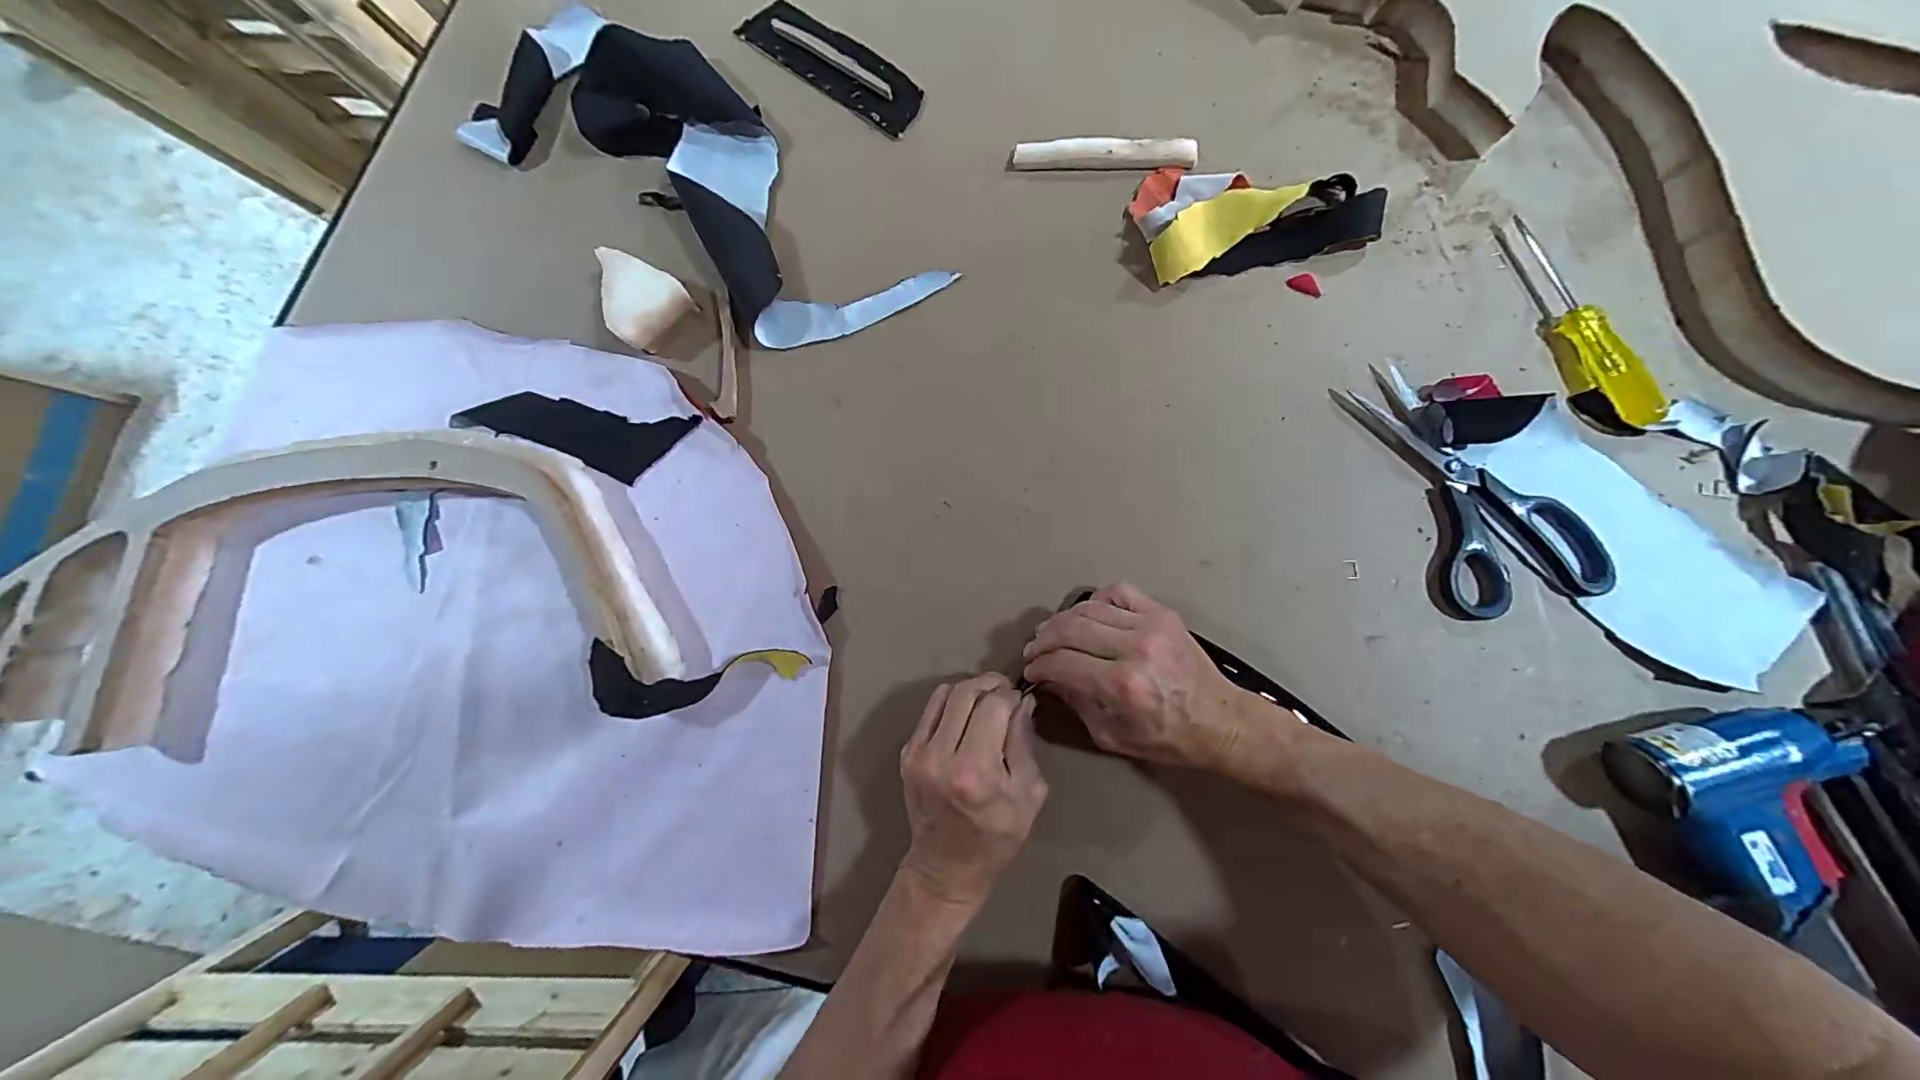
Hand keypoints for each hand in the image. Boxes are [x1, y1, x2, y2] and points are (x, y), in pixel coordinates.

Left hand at [898, 673, 1048, 908]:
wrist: (946, 866)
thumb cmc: (997, 836)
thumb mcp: (1029, 795)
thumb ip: (1024, 743)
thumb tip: (1022, 702)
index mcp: (977, 772)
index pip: (994, 706)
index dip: (1011, 695)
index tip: (1021, 700)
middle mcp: (942, 757)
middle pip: (967, 693)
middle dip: (991, 684)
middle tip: (1005, 690)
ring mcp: (919, 754)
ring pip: (945, 694)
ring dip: (969, 689)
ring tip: (986, 700)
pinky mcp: (907, 754)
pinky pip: (929, 710)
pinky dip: (950, 703)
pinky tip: (964, 716)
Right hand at [1022, 582, 1252, 769]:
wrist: (1221, 722)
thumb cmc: (1168, 738)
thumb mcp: (1112, 736)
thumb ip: (1077, 704)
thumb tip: (1050, 678)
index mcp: (1122, 685)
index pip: (1061, 662)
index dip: (1039, 665)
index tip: (1031, 670)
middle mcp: (1135, 649)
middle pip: (1069, 630)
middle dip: (1043, 640)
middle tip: (1035, 650)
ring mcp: (1151, 626)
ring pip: (1089, 608)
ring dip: (1062, 620)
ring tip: (1053, 632)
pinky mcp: (1163, 614)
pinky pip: (1119, 593)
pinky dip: (1097, 600)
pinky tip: (1089, 615)